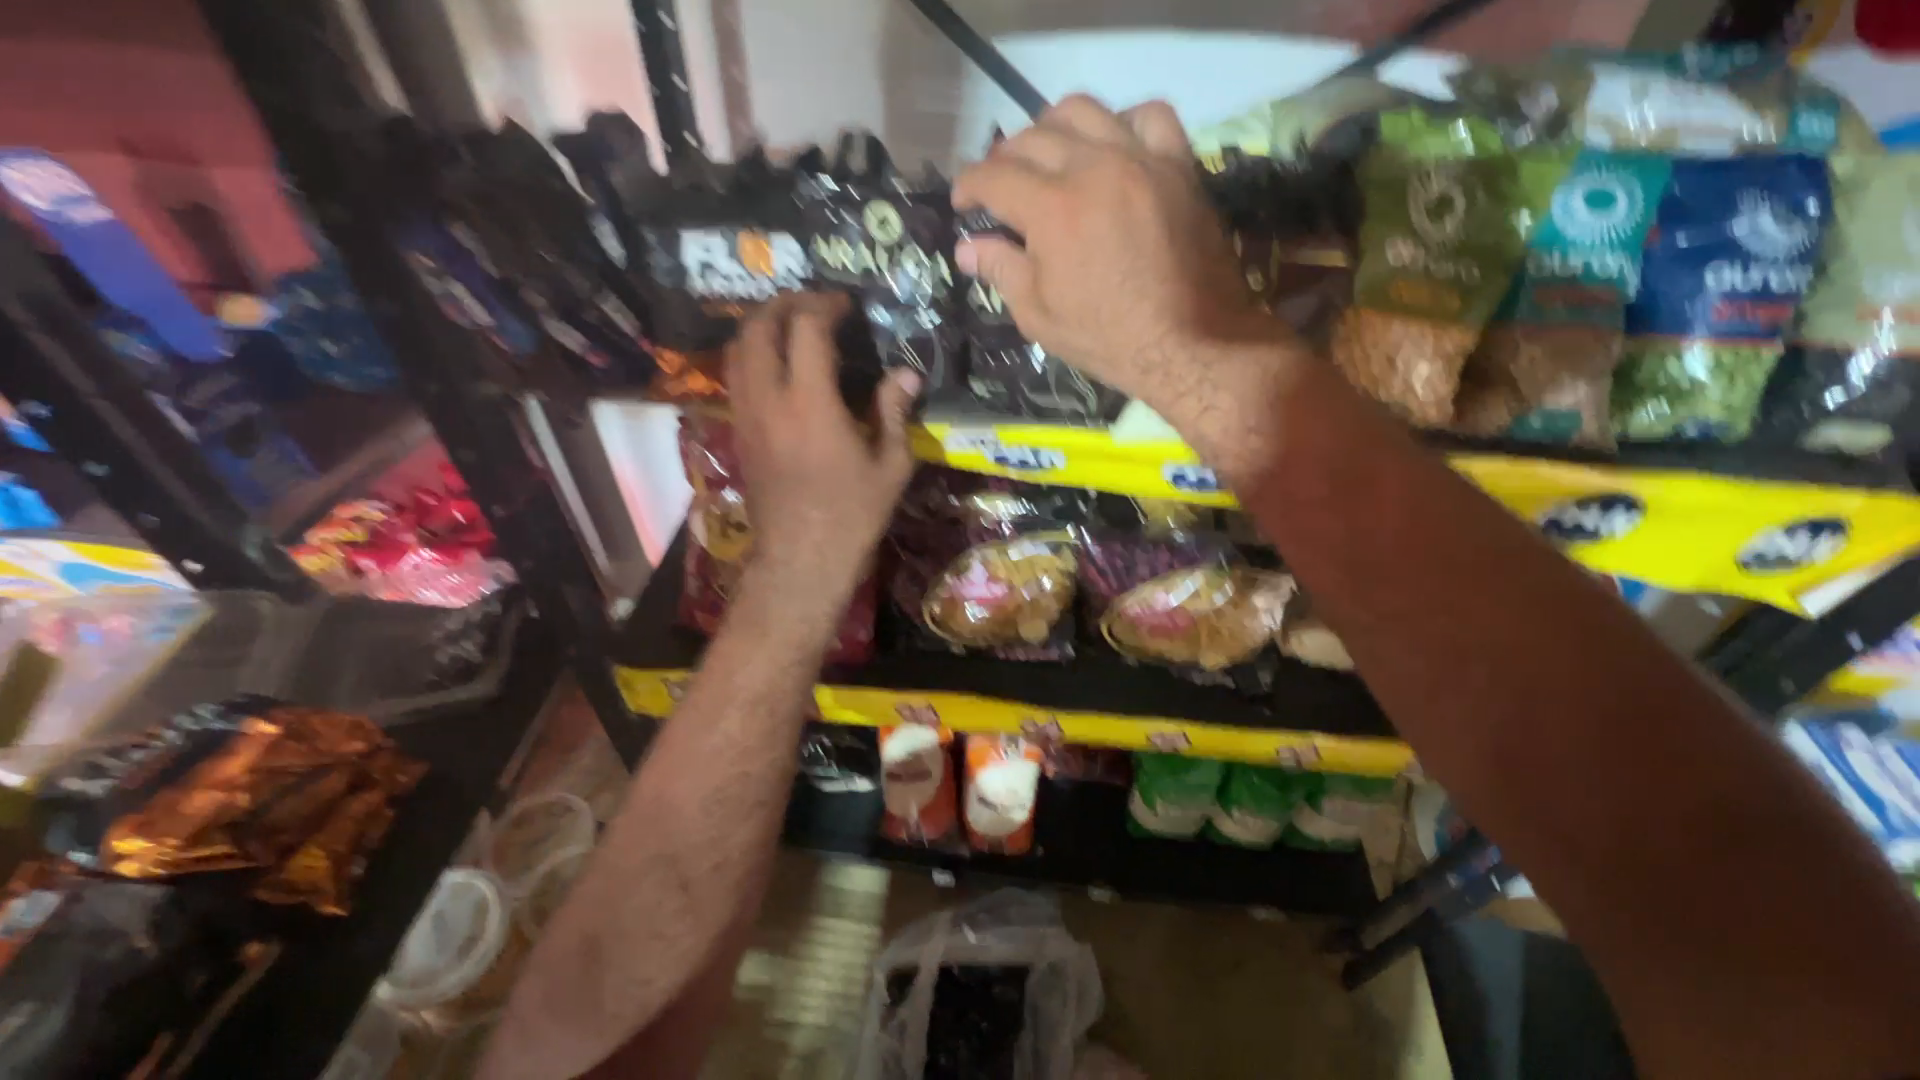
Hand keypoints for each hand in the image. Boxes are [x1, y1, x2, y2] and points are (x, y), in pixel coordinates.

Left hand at [725, 292, 919, 616]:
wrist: (801, 559)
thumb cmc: (853, 515)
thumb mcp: (890, 465)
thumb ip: (894, 411)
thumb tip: (906, 372)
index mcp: (810, 403)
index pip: (806, 329)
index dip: (825, 305)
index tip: (846, 304)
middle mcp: (768, 399)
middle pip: (759, 327)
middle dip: (785, 304)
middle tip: (815, 305)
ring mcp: (746, 415)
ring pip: (738, 348)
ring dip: (762, 326)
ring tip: (792, 326)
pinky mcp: (738, 432)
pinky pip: (735, 376)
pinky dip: (753, 354)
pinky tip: (779, 364)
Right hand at [951, 96, 1284, 416]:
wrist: (1193, 344)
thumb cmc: (1109, 339)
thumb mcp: (1039, 315)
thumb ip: (1001, 270)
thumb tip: (966, 247)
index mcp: (1052, 209)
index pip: (993, 175)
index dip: (969, 185)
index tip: (963, 203)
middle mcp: (1093, 168)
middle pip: (1033, 137)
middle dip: (1004, 159)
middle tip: (1001, 186)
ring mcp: (1140, 160)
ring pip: (1084, 111)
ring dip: (1054, 128)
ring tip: (1050, 156)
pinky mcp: (1178, 165)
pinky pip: (1150, 116)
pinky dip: (1124, 122)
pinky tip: (1114, 147)